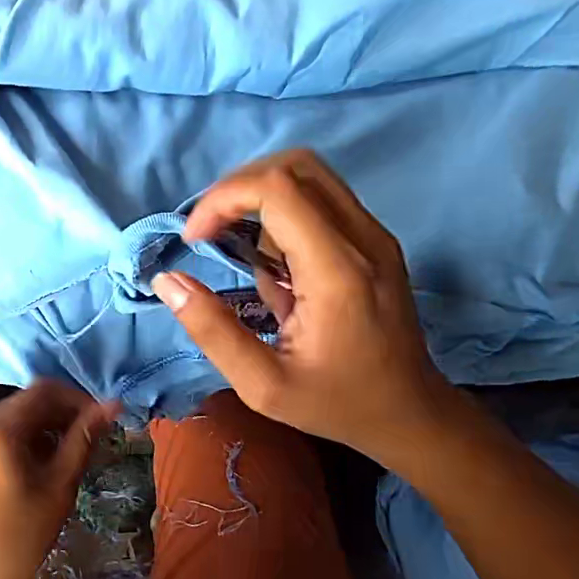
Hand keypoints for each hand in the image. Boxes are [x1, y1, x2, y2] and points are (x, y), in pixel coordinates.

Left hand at [0, 381, 117, 578]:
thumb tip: (111, 405)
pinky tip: (33, 468)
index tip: (101, 420)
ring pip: (7, 419)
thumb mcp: (57, 488)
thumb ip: (82, 441)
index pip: (43, 391)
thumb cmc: (17, 541)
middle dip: (58, 414)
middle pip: (23, 402)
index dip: (77, 399)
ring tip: (63, 458)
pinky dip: (16, 441)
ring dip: (38, 428)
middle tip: (88, 440)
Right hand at [150, 149, 459, 462]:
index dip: (223, 199)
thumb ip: (212, 330)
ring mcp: (374, 236)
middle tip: (209, 230)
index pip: (277, 188)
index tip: (194, 238)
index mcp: (336, 271)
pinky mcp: (374, 242)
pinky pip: (321, 199)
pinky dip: (281, 212)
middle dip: (238, 188)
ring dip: (259, 198)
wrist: (410, 413)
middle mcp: (362, 239)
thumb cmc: (335, 403)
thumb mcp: (262, 385)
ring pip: (309, 175)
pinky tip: (270, 262)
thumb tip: (168, 281)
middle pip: (295, 165)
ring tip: (237, 249)